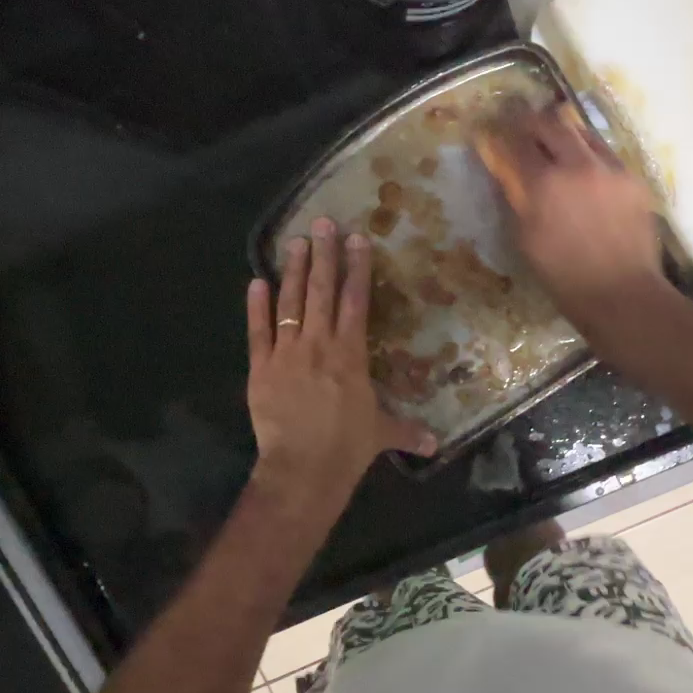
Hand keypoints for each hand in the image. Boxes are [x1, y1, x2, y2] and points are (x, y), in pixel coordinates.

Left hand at [245, 217, 435, 508]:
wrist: (303, 469)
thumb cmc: (347, 448)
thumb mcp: (381, 435)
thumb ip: (407, 431)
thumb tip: (435, 445)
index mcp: (351, 354)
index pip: (356, 301)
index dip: (357, 268)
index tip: (357, 239)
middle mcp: (319, 344)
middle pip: (322, 291)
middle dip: (324, 255)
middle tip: (323, 223)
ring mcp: (287, 353)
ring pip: (290, 302)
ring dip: (294, 271)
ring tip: (295, 242)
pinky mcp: (261, 368)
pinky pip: (258, 331)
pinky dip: (257, 306)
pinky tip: (257, 282)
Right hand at [482, 104, 672, 335]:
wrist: (621, 293)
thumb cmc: (563, 277)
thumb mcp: (525, 240)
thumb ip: (515, 198)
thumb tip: (505, 171)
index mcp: (543, 184)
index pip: (514, 142)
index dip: (500, 132)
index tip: (492, 128)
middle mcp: (577, 165)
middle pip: (549, 123)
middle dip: (530, 122)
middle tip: (521, 126)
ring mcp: (609, 167)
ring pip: (581, 132)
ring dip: (562, 132)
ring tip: (554, 141)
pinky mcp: (632, 177)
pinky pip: (605, 152)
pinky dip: (588, 153)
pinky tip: (584, 169)